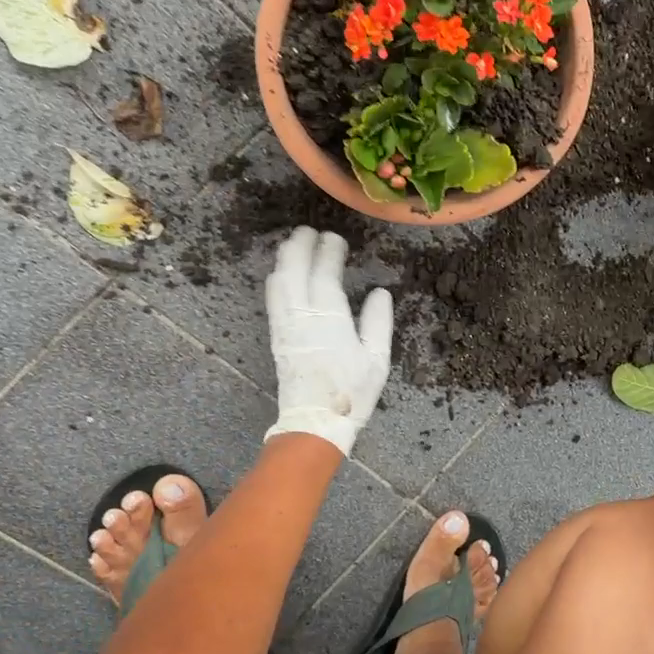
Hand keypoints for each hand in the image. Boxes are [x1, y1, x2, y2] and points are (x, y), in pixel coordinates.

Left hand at [263, 227, 392, 454]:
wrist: (314, 422)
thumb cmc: (351, 392)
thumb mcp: (377, 359)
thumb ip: (378, 322)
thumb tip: (380, 292)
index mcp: (329, 319)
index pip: (325, 275)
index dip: (329, 252)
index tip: (335, 237)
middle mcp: (302, 317)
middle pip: (295, 271)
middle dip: (301, 247)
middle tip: (309, 230)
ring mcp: (285, 326)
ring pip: (280, 283)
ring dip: (285, 259)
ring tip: (293, 244)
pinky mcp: (277, 337)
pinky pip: (273, 299)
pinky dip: (277, 279)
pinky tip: (281, 273)